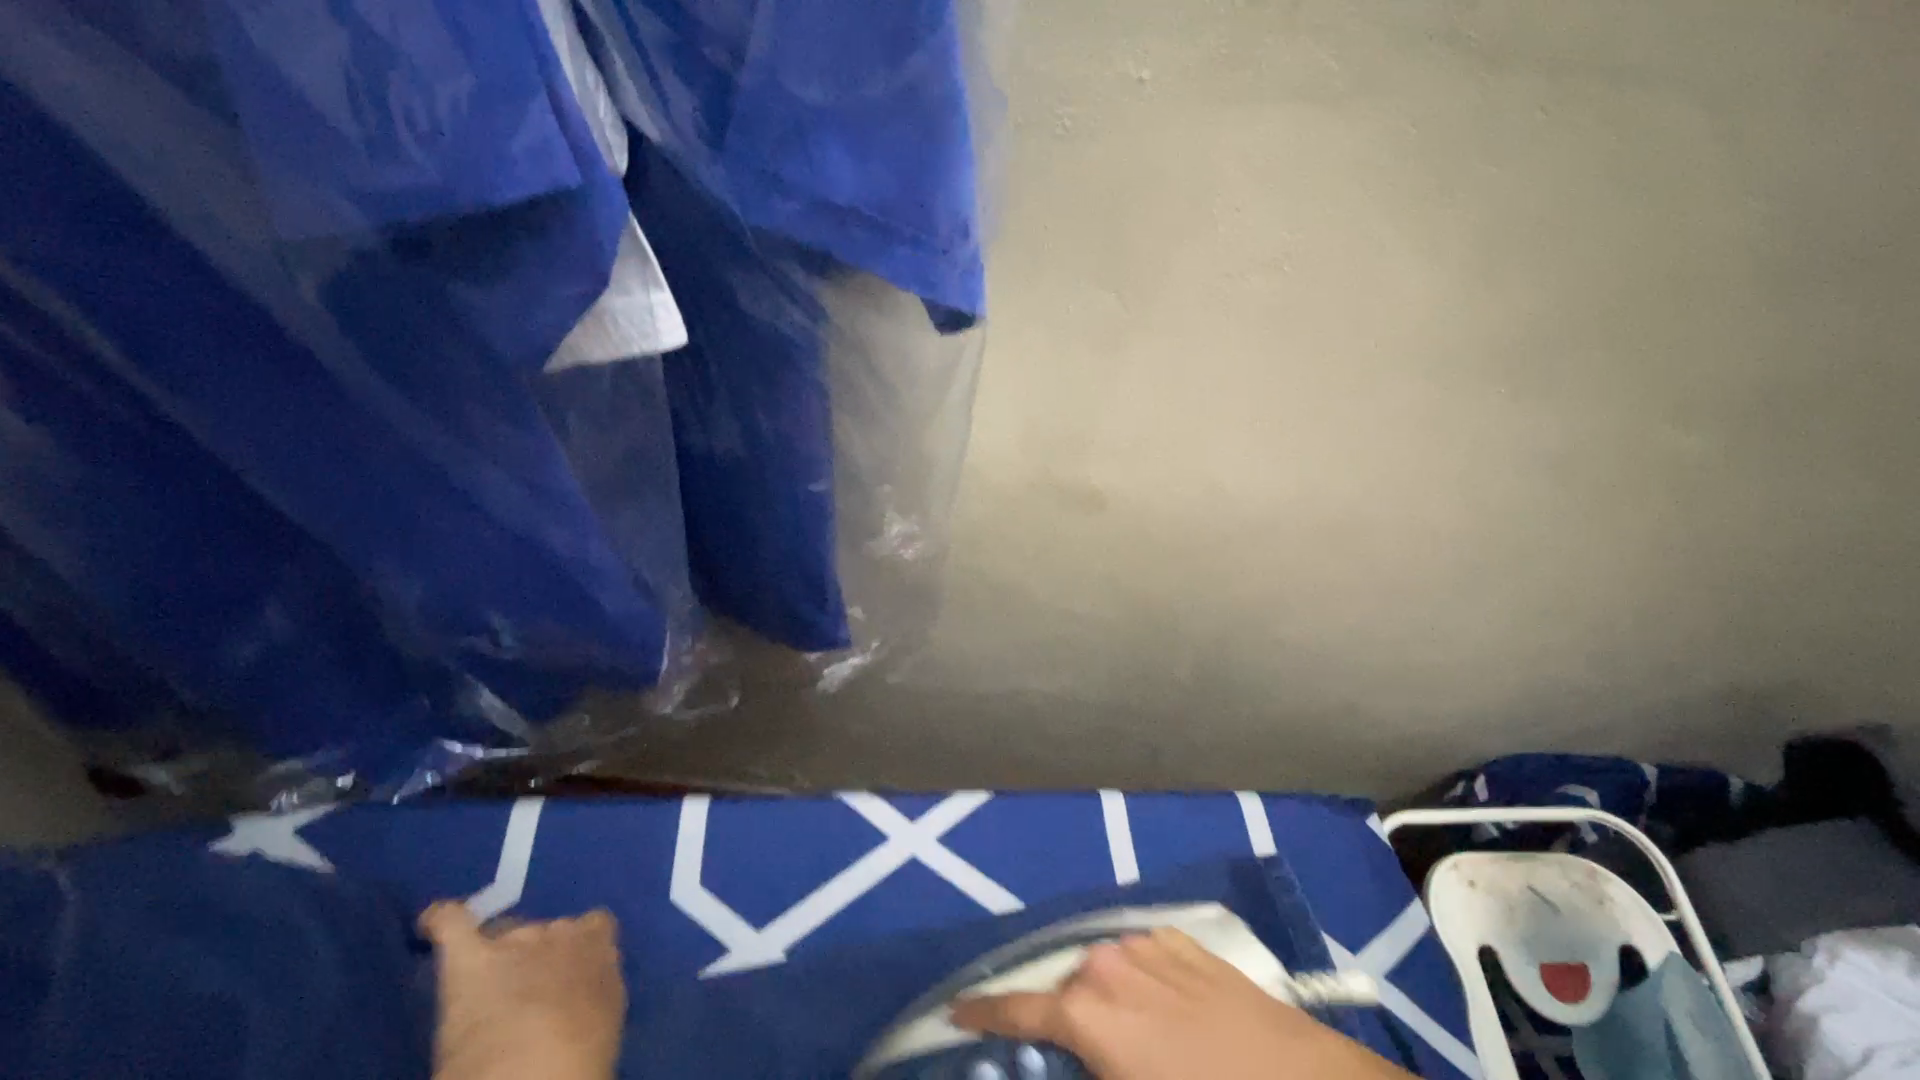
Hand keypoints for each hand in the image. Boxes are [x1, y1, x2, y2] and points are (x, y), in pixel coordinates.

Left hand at [420, 902, 626, 1079]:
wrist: (533, 1073)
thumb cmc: (582, 1056)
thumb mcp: (606, 1016)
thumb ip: (594, 989)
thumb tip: (579, 990)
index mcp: (597, 947)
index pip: (595, 926)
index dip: (581, 949)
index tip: (574, 975)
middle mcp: (557, 932)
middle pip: (547, 931)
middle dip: (537, 958)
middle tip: (529, 999)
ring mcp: (512, 943)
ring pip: (503, 934)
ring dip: (497, 957)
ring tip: (487, 993)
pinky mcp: (469, 961)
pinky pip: (452, 925)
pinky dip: (440, 921)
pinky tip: (429, 923)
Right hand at [951, 927, 1418, 1079]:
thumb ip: (1079, 1069)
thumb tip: (1060, 1055)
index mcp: (1086, 1011)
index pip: (1014, 1010)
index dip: (979, 1013)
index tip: (954, 1010)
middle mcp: (1106, 964)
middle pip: (1062, 988)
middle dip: (1057, 1016)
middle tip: (1072, 1047)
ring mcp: (1146, 946)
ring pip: (1101, 967)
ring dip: (1099, 994)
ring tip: (1123, 1029)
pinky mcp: (1182, 941)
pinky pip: (1139, 954)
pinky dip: (1133, 975)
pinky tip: (1156, 1002)